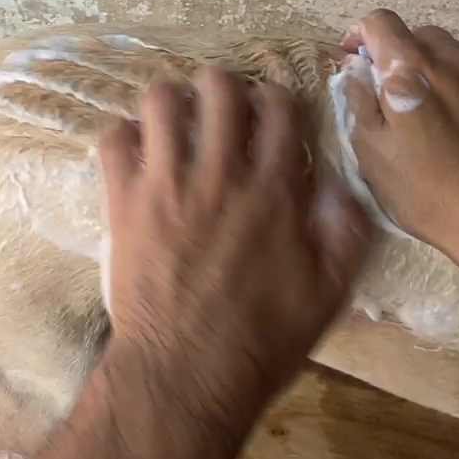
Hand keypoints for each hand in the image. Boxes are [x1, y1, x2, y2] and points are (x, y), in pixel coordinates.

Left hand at [97, 67, 373, 408]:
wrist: (185, 373)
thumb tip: (338, 183)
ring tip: (174, 120)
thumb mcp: (329, 292)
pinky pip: (112, 139)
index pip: (280, 107)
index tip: (269, 113)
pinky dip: (122, 136)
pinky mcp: (123, 201)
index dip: (276, 99)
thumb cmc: (262, 338)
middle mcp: (219, 174)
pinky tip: (135, 152)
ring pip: (160, 100)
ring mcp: (165, 184)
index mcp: (273, 191)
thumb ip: (346, 230)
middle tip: (219, 106)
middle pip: (219, 88)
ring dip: (170, 101)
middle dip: (222, 86)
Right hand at [338, 9, 458, 272]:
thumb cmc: (429, 194)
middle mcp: (455, 60)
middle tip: (396, 91)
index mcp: (410, 70)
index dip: (361, 34)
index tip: (356, 58)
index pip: (380, 22)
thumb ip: (358, 100)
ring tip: (439, 103)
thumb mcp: (371, 153)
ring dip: (441, 65)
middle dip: (401, 54)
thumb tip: (356, 69)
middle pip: (420, 35)